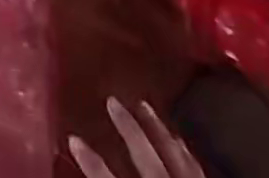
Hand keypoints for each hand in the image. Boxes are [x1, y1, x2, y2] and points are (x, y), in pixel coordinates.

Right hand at [69, 98, 205, 177]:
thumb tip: (87, 149)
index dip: (91, 162)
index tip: (73, 138)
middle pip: (146, 158)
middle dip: (128, 127)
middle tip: (112, 100)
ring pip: (174, 155)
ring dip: (157, 129)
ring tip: (143, 104)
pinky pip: (196, 168)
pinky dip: (184, 150)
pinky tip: (178, 137)